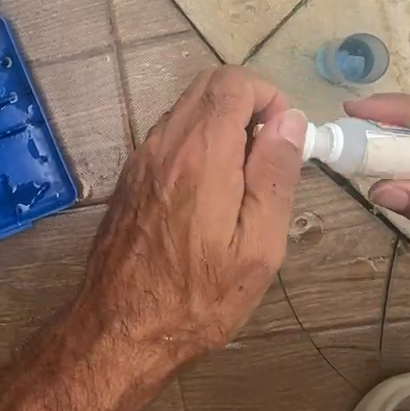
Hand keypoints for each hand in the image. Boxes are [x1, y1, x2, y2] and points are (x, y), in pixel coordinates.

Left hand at [75, 66, 306, 373]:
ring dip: (222, 127)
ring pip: (187, 111)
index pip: (232, 81)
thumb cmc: (198, 297)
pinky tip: (210, 197)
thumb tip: (290, 120)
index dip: (267, 97)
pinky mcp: (130, 177)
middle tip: (266, 160)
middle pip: (207, 88)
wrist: (120, 329)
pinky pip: (170, 138)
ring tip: (242, 186)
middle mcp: (163, 144)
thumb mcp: (257, 246)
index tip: (282, 140)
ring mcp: (140, 159)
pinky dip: (198, 146)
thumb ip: (274, 175)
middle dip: (247, 107)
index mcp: (199, 154)